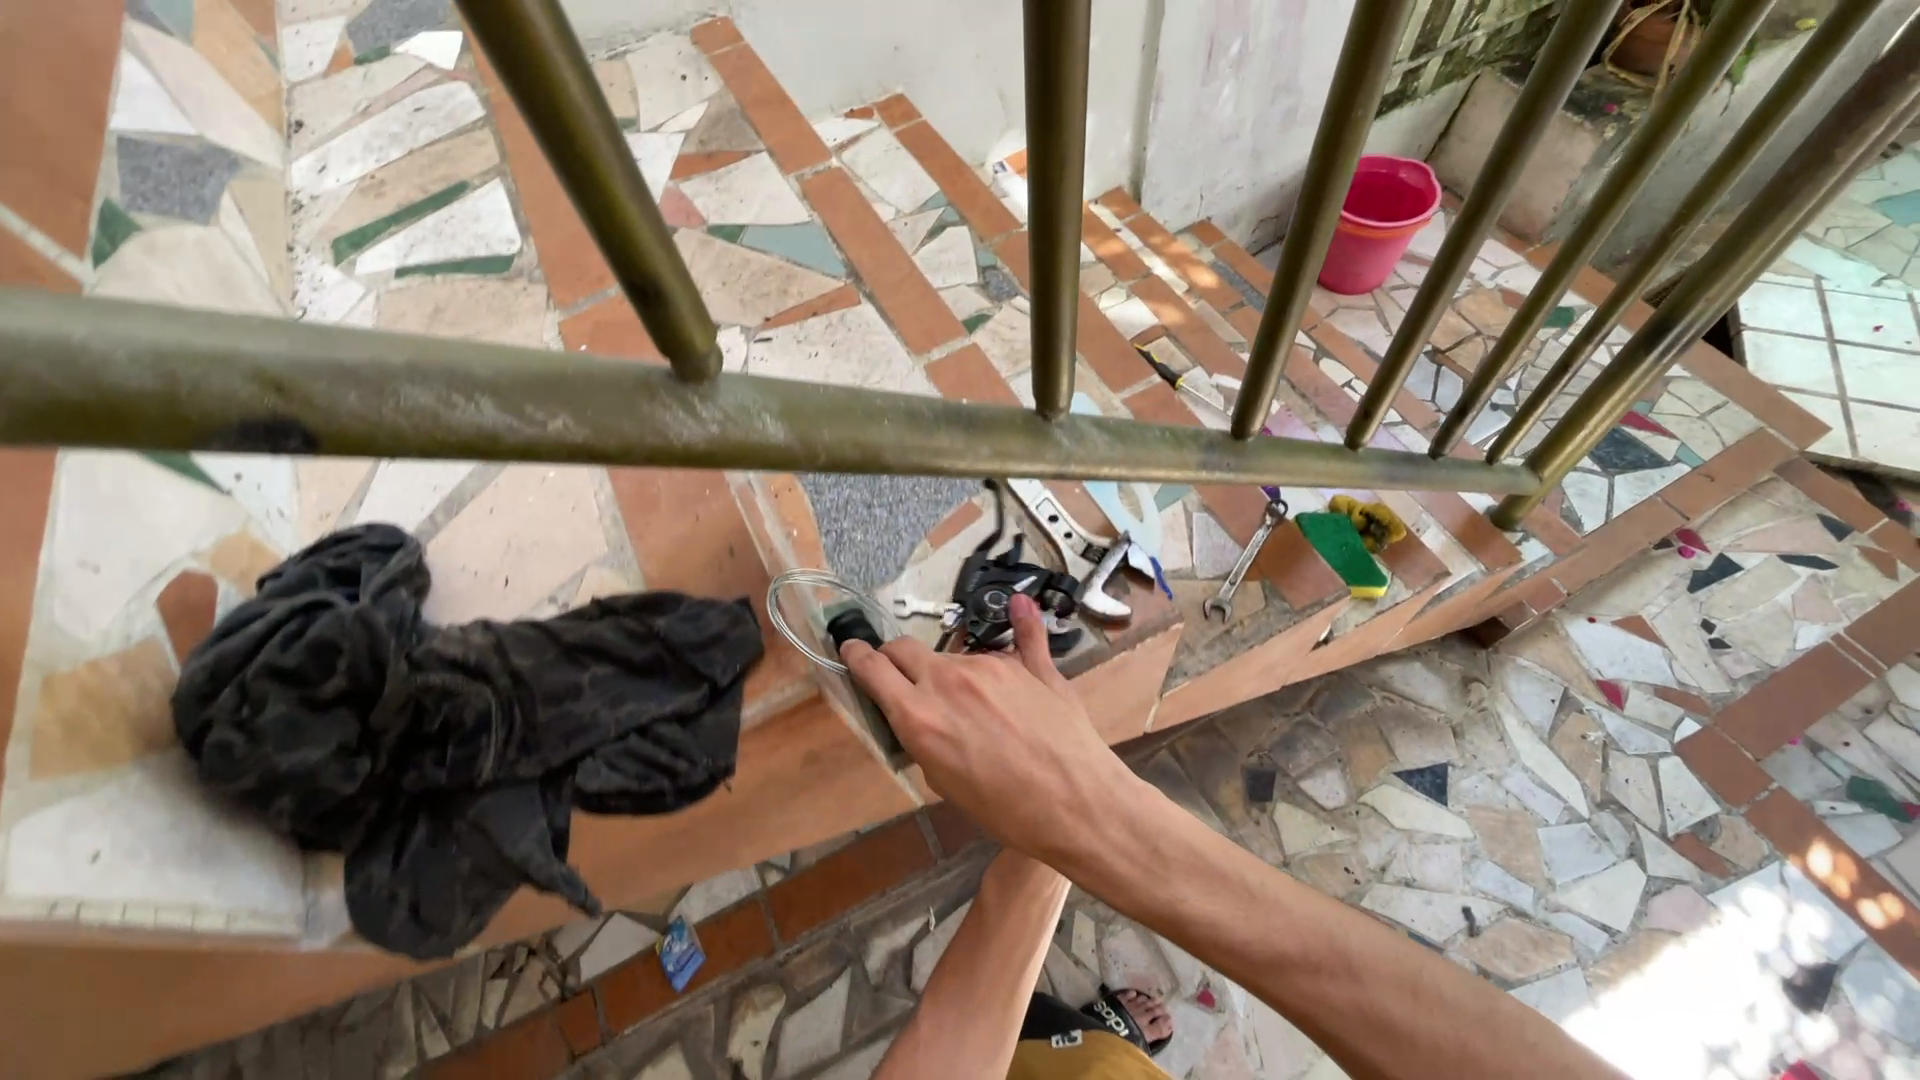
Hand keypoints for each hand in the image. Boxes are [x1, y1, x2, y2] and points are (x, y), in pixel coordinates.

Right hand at [838, 594, 1140, 858]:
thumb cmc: (1005, 810)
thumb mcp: (945, 784)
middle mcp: (950, 680)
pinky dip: (1019, 622)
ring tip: (973, 701)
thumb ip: (924, 738)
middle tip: (900, 672)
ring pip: (957, 654)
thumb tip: (923, 717)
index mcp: (920, 715)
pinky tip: (1020, 606)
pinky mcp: (1034, 663)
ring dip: (951, 669)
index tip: (852, 650)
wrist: (1076, 804)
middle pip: (906, 649)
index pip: (874, 669)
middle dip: (895, 657)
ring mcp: (993, 665)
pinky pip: (1023, 634)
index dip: (858, 657)